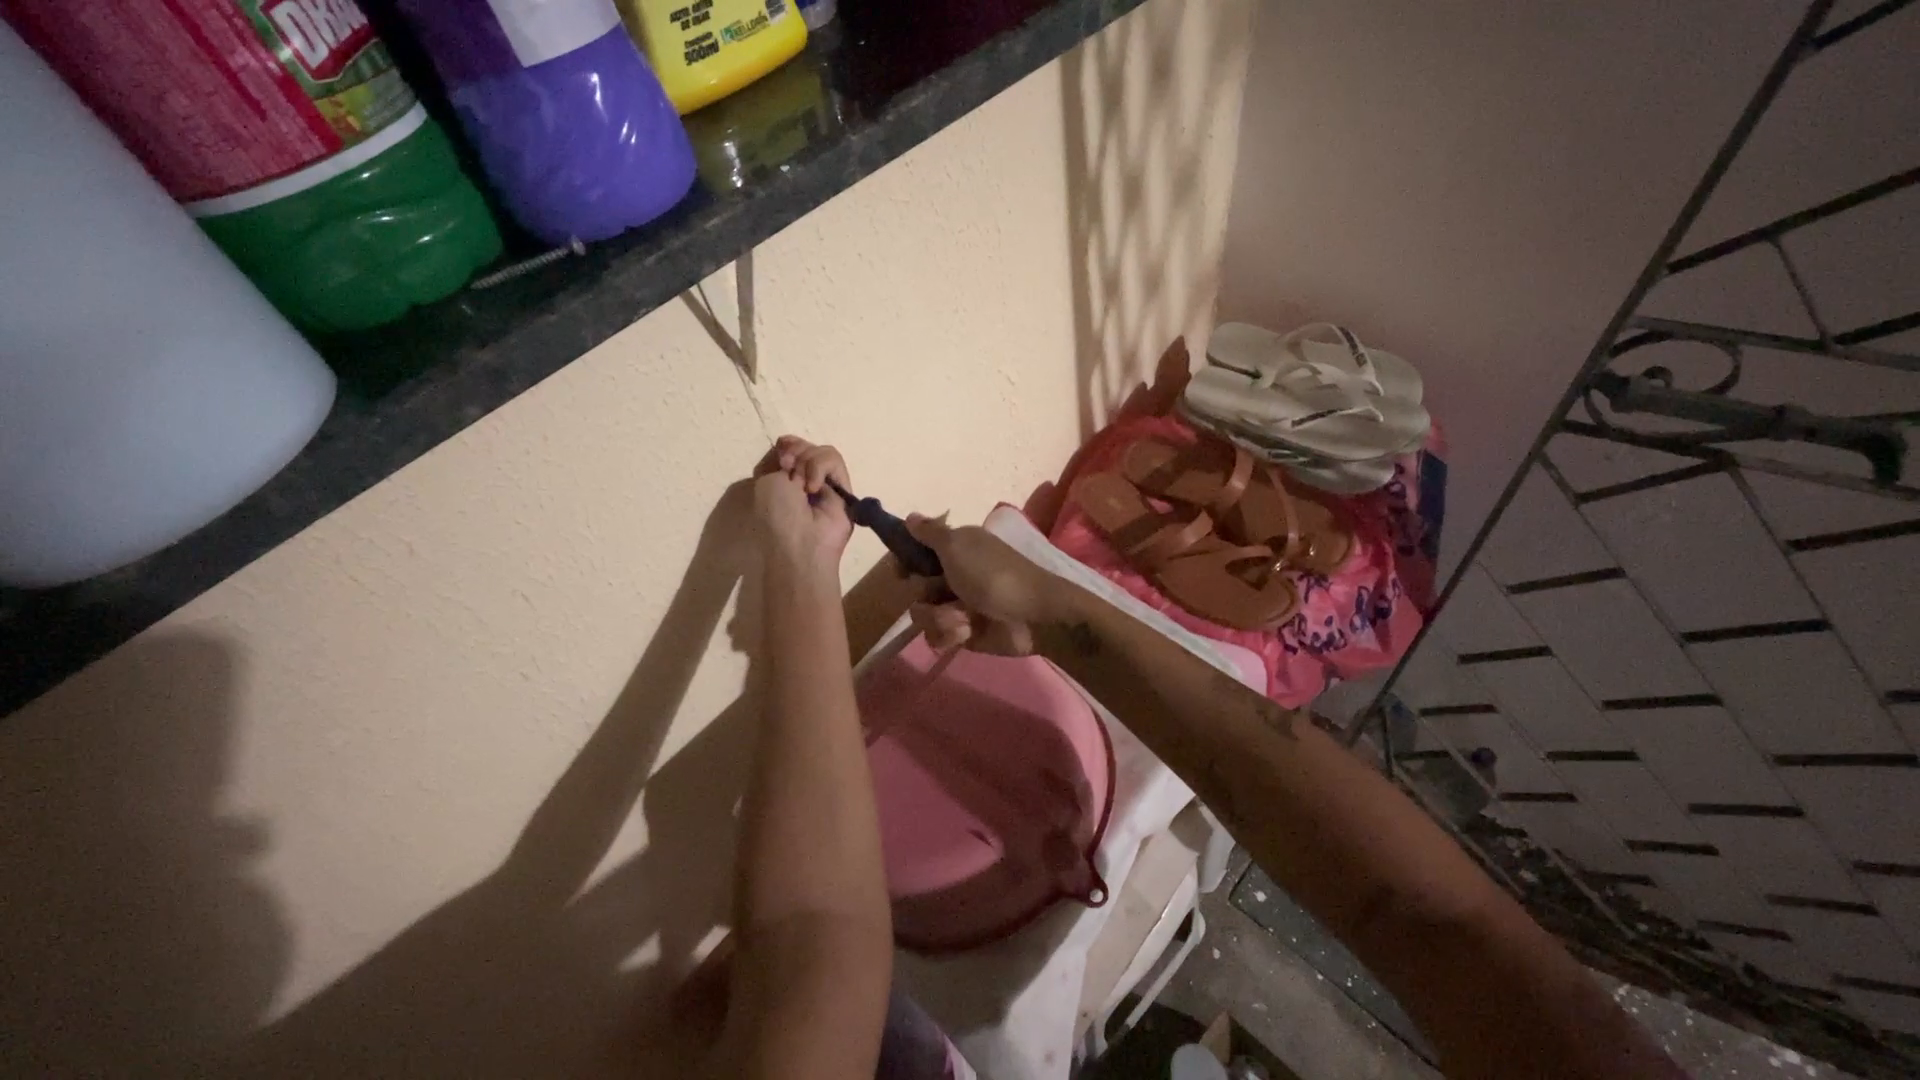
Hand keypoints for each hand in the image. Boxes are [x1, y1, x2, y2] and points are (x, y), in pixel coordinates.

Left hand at [753, 437, 852, 567]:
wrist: (800, 542)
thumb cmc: (777, 514)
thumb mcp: (767, 479)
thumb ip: (783, 456)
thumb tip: (797, 446)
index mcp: (781, 477)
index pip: (789, 446)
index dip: (787, 445)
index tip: (782, 458)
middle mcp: (803, 478)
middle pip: (806, 445)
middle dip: (797, 453)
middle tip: (789, 470)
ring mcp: (824, 483)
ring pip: (821, 451)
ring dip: (808, 463)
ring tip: (804, 486)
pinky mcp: (843, 487)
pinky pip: (835, 460)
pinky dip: (821, 468)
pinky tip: (814, 488)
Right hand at [903, 516, 1083, 655]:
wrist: (1032, 617)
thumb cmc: (993, 575)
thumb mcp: (958, 545)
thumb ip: (930, 532)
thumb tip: (910, 516)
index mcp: (956, 549)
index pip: (917, 553)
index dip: (905, 562)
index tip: (900, 571)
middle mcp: (954, 576)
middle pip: (916, 587)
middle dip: (927, 593)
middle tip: (944, 591)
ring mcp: (958, 606)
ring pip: (923, 614)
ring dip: (939, 618)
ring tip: (962, 619)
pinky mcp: (962, 633)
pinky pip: (937, 636)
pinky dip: (950, 635)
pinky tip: (967, 632)